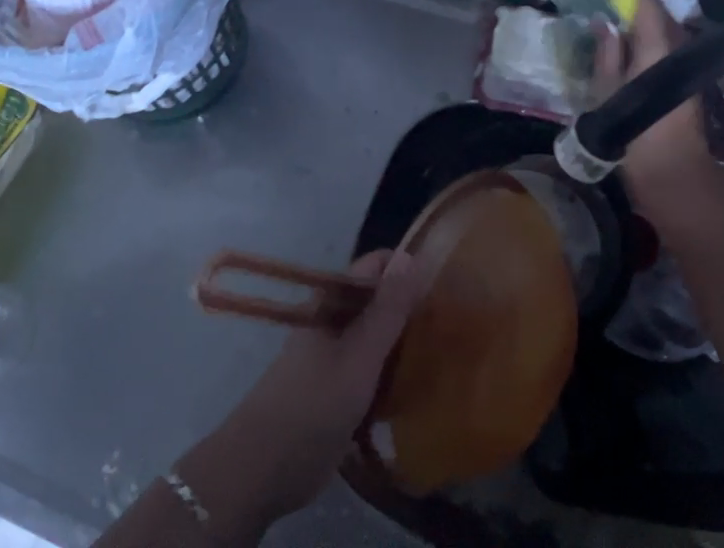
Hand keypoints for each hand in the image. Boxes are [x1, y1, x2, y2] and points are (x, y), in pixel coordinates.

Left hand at [178, 248, 426, 524]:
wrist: (266, 468)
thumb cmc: (313, 403)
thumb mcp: (359, 354)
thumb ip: (387, 309)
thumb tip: (412, 255)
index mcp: (330, 304)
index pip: (373, 269)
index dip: (407, 268)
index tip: (448, 282)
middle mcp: (333, 326)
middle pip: (378, 304)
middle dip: (414, 309)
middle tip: (458, 321)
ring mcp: (336, 361)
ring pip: (380, 340)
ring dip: (408, 344)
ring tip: (451, 349)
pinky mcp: (341, 395)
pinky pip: (377, 374)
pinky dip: (398, 375)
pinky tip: (427, 386)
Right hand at [592, 0, 723, 240]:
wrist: (673, 176)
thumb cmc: (634, 134)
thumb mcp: (608, 92)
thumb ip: (607, 53)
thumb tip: (604, 21)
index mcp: (657, 48)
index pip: (647, 4)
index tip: (604, 1)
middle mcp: (678, 52)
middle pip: (659, 19)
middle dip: (634, 17)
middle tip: (605, 26)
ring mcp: (687, 70)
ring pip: (665, 39)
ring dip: (643, 37)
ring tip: (615, 48)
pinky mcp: (688, 86)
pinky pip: (667, 57)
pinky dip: (650, 55)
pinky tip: (630, 70)